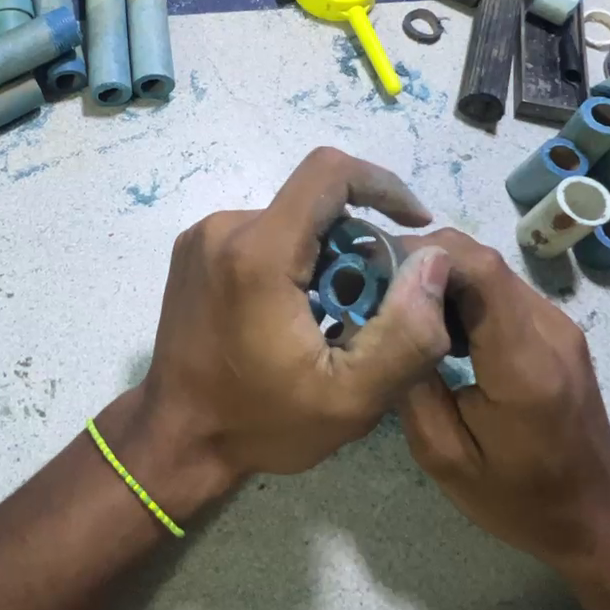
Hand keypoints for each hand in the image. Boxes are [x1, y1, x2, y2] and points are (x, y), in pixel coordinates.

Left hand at [126, 148, 454, 502]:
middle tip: (372, 305)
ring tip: (334, 319)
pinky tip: (298, 314)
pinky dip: (293, 260)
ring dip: (326, 256)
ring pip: (290, 219)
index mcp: (258, 253)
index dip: (382, 184)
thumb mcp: (350, 399)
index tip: (414, 224)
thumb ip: (406, 332)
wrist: (176, 437)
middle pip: (313, 203)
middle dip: (357, 243)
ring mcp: (202, 237)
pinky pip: (261, 234)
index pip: (329, 172)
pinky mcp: (194, 250)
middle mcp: (224, 228)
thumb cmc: (259, 422)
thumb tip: (433, 259)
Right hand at [397, 229, 609, 571]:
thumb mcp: (444, 455)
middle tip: (371, 285)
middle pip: (480, 259)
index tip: (372, 268)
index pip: (478, 271)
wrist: (596, 516)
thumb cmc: (518, 498)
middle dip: (419, 258)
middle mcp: (548, 329)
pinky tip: (433, 321)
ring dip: (437, 273)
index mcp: (523, 365)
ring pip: (487, 267)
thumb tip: (387, 319)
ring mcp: (557, 323)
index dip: (421, 254)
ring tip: (396, 303)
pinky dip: (458, 289)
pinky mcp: (554, 327)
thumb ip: (413, 382)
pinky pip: (498, 287)